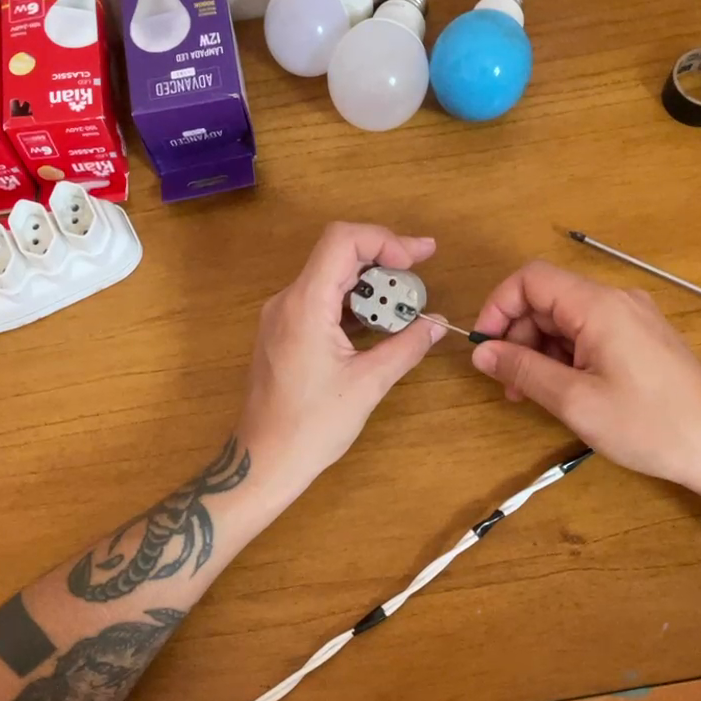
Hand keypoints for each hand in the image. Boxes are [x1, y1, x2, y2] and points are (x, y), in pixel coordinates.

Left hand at [235, 222, 444, 497]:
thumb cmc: (312, 427)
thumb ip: (406, 346)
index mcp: (305, 305)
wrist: (264, 461)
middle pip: (337, 255)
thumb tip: (436, 325)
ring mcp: (280, 318)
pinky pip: (319, 303)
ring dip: (369, 286)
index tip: (417, 259)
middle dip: (383, 261)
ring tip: (405, 307)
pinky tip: (378, 326)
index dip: (385, 239)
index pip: (343, 240)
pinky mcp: (281, 335)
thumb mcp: (367, 384)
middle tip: (420, 281)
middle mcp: (287, 301)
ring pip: (329, 279)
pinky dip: (351, 306)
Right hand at [470, 261, 700, 495]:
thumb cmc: (648, 425)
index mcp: (599, 307)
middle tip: (506, 382)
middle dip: (517, 335)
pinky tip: (560, 390)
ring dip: (538, 350)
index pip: (532, 279)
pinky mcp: (641, 339)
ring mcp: (632, 318)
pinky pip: (589, 334)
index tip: (484, 347)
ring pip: (566, 319)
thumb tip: (480, 352)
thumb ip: (523, 370)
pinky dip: (564, 356)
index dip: (498, 306)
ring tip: (529, 394)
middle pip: (548, 299)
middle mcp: (616, 301)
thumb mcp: (574, 401)